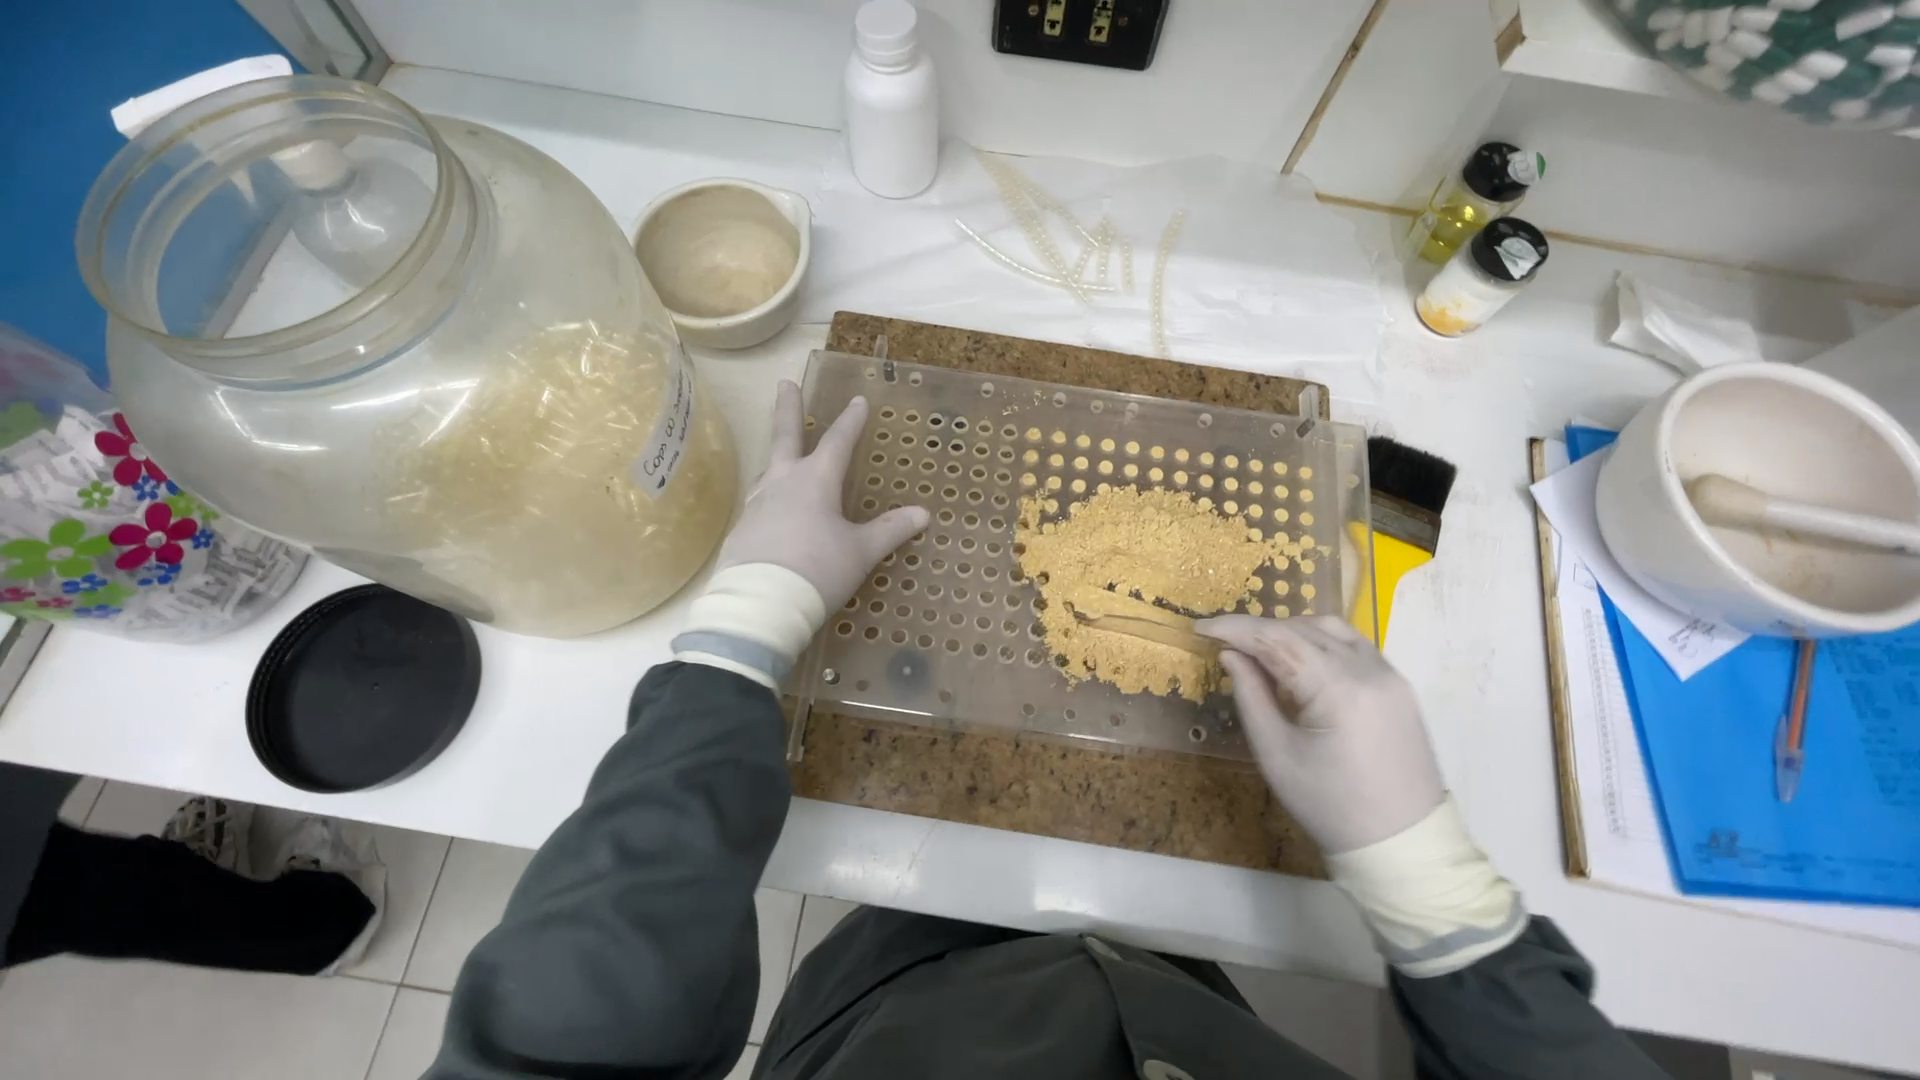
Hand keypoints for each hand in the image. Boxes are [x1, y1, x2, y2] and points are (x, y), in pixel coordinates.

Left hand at [716, 381, 928, 614]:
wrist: (761, 604)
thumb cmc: (818, 570)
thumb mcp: (861, 552)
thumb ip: (890, 531)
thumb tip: (923, 514)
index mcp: (815, 480)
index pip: (838, 442)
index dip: (851, 421)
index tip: (859, 401)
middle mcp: (783, 483)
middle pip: (785, 437)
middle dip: (788, 409)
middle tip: (784, 383)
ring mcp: (757, 506)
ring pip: (768, 470)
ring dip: (777, 456)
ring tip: (781, 455)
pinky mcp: (741, 531)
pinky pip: (758, 503)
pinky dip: (769, 497)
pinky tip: (771, 509)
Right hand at [1197, 615, 1443, 854]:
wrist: (1402, 842)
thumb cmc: (1329, 805)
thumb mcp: (1276, 753)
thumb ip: (1251, 695)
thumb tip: (1231, 655)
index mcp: (1337, 690)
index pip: (1277, 640)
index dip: (1235, 629)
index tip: (1200, 628)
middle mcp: (1368, 670)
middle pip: (1302, 629)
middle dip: (1258, 630)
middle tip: (1223, 642)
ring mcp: (1389, 674)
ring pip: (1330, 629)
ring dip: (1289, 631)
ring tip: (1258, 649)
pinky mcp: (1398, 685)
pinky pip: (1352, 644)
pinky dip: (1318, 641)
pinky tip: (1298, 660)